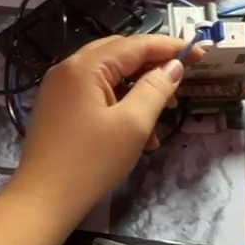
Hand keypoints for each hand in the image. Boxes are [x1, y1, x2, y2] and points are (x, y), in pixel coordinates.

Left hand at [6, 35, 186, 224]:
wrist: (43, 200)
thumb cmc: (90, 162)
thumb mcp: (132, 125)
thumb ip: (155, 89)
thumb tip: (173, 66)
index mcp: (85, 67)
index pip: (136, 44)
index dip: (171, 47)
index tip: (201, 53)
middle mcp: (68, 70)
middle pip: (119, 55)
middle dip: (152, 68)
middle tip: (180, 84)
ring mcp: (58, 90)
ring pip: (108, 78)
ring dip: (137, 94)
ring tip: (160, 122)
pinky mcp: (57, 110)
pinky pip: (94, 96)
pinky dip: (118, 108)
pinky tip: (137, 137)